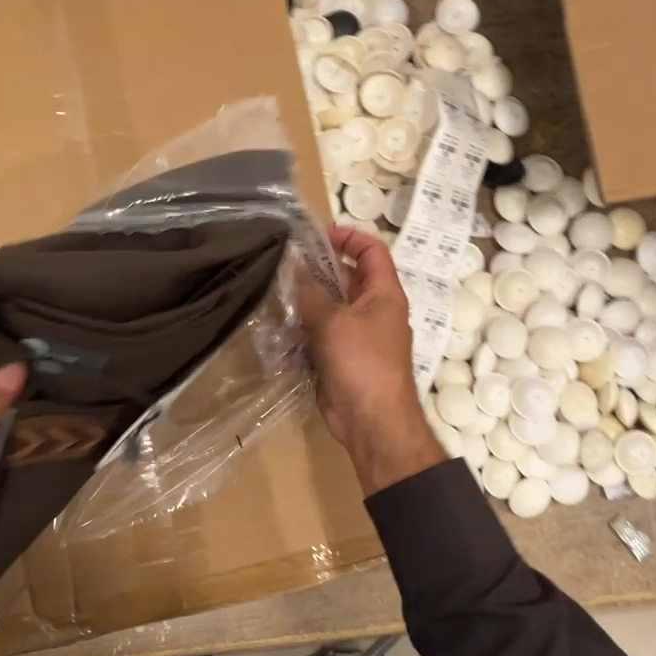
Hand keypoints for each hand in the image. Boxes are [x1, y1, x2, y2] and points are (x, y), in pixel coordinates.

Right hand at [297, 227, 445, 493]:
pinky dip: (299, 336)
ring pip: (325, 310)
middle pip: (343, 279)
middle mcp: (371, 311)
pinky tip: (277, 337)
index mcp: (383, 295)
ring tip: (272, 297)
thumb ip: (310, 292)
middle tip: (281, 265)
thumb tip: (292, 263)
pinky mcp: (338, 359)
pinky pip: (316, 338)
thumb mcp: (334, 322)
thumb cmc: (362, 364)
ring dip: (301, 305)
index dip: (348, 237)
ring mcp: (355, 337)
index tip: (317, 234)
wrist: (371, 421)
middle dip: (314, 272)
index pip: (372, 252)